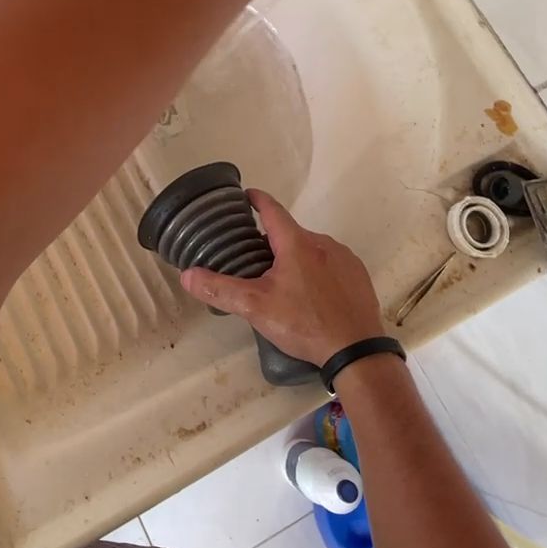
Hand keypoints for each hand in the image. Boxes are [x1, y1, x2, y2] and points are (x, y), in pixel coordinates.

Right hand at [178, 191, 384, 365]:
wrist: (357, 352)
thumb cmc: (304, 323)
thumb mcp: (255, 307)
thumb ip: (220, 289)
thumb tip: (187, 275)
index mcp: (296, 242)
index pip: (271, 209)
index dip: (256, 199)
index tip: (245, 195)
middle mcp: (322, 242)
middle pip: (290, 233)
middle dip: (272, 242)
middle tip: (254, 261)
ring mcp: (344, 258)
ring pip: (312, 250)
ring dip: (296, 259)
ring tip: (283, 285)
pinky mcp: (358, 276)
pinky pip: (332, 265)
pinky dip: (318, 272)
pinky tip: (313, 296)